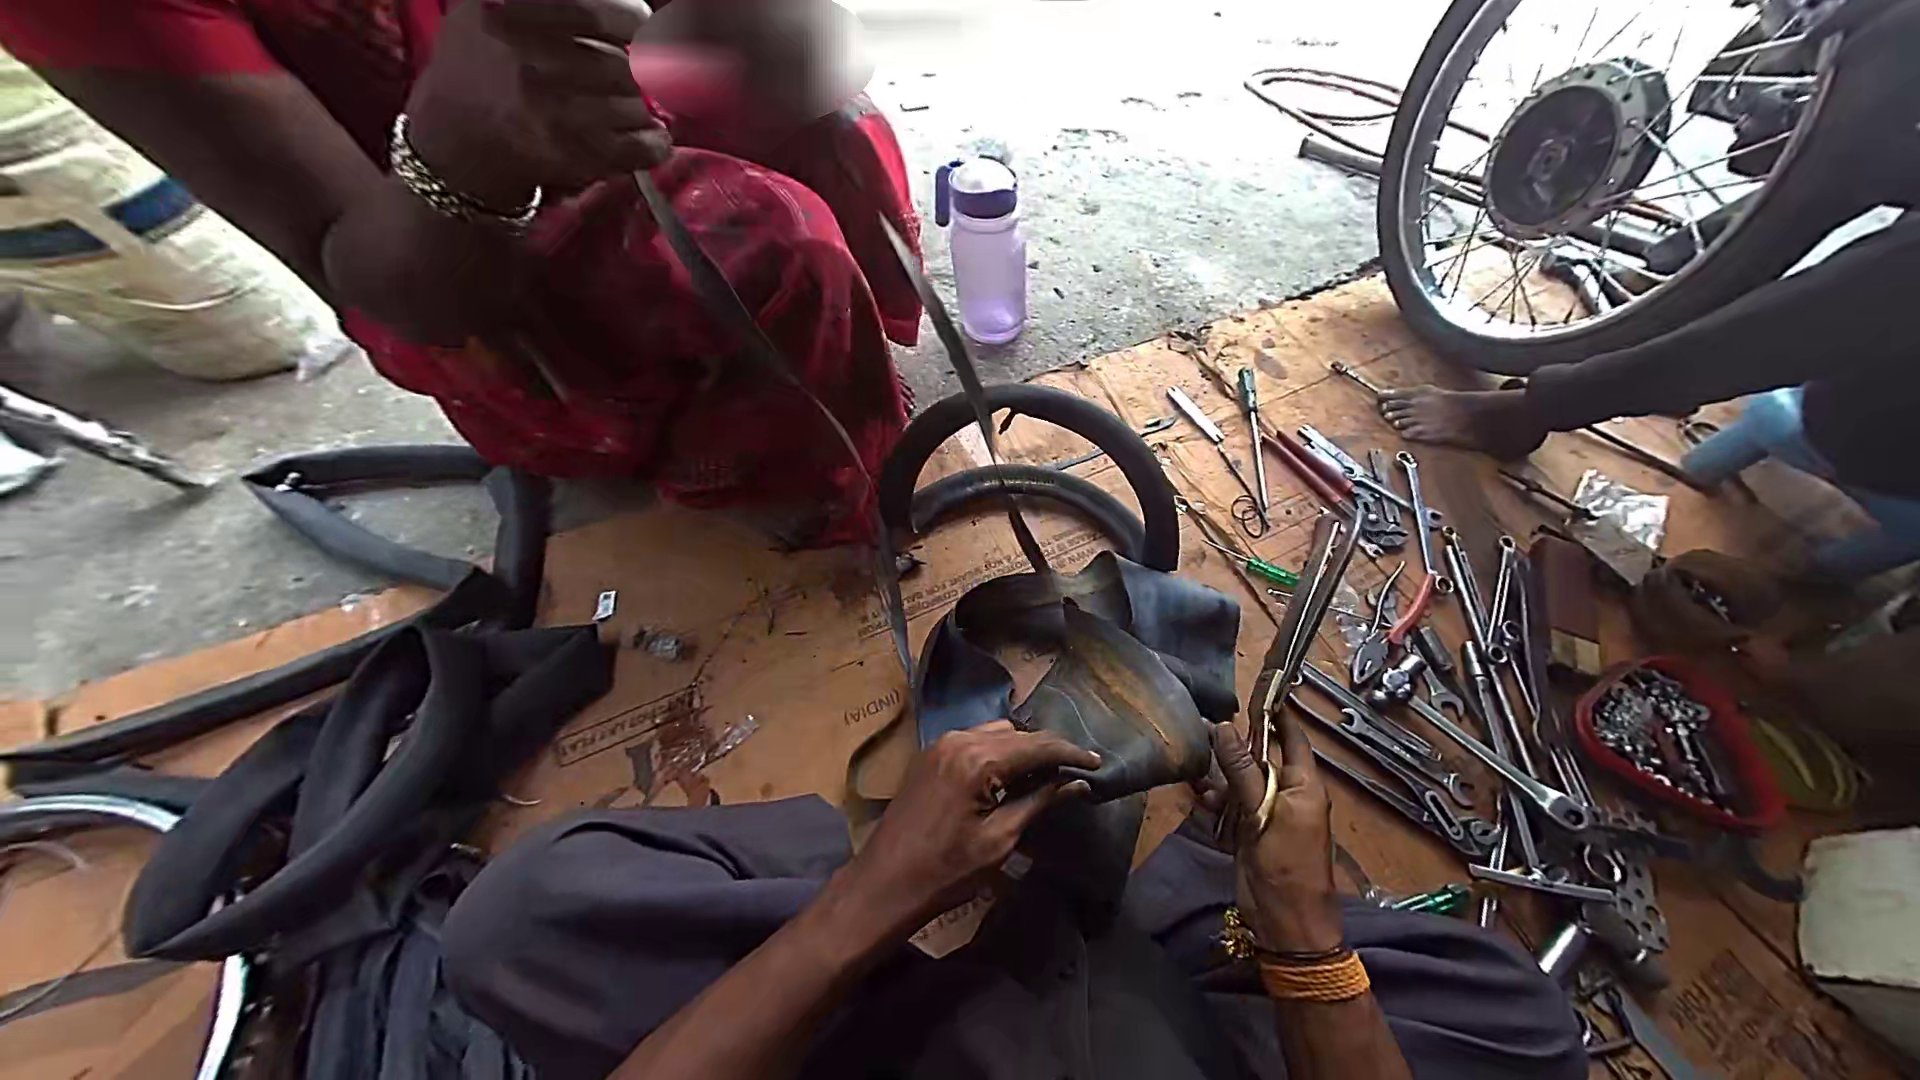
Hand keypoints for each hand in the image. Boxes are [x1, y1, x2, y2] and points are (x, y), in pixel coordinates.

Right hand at [406, 0, 671, 205]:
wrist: (460, 134)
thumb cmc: (489, 63)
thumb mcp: (495, 2)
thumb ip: (556, 1)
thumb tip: (635, 13)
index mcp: (510, 8)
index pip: (595, 8)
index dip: (631, 17)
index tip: (640, 25)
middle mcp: (532, 57)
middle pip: (623, 63)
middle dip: (634, 73)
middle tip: (627, 79)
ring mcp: (556, 110)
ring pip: (635, 105)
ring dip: (639, 109)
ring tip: (622, 108)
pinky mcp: (577, 154)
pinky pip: (643, 146)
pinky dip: (655, 142)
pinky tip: (651, 137)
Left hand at [835, 721, 1098, 934]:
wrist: (885, 882)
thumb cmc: (946, 871)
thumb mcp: (1000, 840)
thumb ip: (1039, 803)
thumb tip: (1077, 784)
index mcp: (978, 759)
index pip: (1037, 746)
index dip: (1070, 754)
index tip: (1096, 762)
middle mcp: (960, 739)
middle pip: (1017, 734)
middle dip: (1048, 750)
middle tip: (1076, 770)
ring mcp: (941, 743)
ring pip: (995, 733)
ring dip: (1022, 748)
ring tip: (1047, 773)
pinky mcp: (931, 754)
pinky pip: (974, 740)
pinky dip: (997, 750)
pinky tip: (1010, 772)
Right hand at [1212, 716, 1343, 953]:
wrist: (1286, 925)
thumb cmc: (1286, 865)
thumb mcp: (1263, 813)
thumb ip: (1242, 770)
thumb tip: (1222, 726)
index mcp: (1303, 784)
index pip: (1291, 736)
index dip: (1275, 712)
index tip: (1251, 688)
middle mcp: (1286, 791)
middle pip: (1257, 754)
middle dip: (1230, 743)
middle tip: (1200, 726)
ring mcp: (1266, 809)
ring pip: (1237, 776)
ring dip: (1217, 773)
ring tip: (1195, 769)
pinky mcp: (1249, 827)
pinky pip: (1229, 800)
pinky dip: (1214, 797)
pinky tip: (1199, 796)